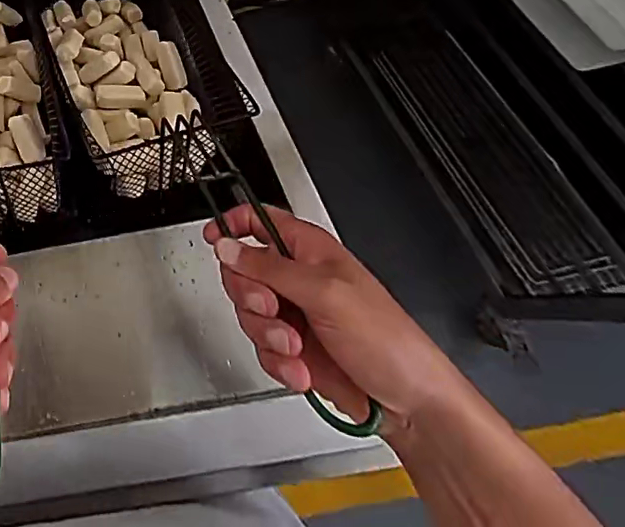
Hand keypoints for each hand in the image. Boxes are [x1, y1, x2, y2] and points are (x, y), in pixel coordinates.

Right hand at [206, 205, 468, 432]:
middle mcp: (297, 277)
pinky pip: (261, 346)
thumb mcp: (323, 292)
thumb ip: (269, 267)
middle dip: (250, 294)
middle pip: (242, 269)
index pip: (258, 221)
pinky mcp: (293, 347)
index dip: (232, 224)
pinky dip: (277, 360)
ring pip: (248, 311)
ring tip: (295, 345)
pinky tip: (301, 367)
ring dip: (267, 333)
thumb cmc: (387, 339)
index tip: (214, 238)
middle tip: (272, 306)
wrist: (410, 404)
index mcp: (307, 250)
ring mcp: (294, 313)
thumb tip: (228, 246)